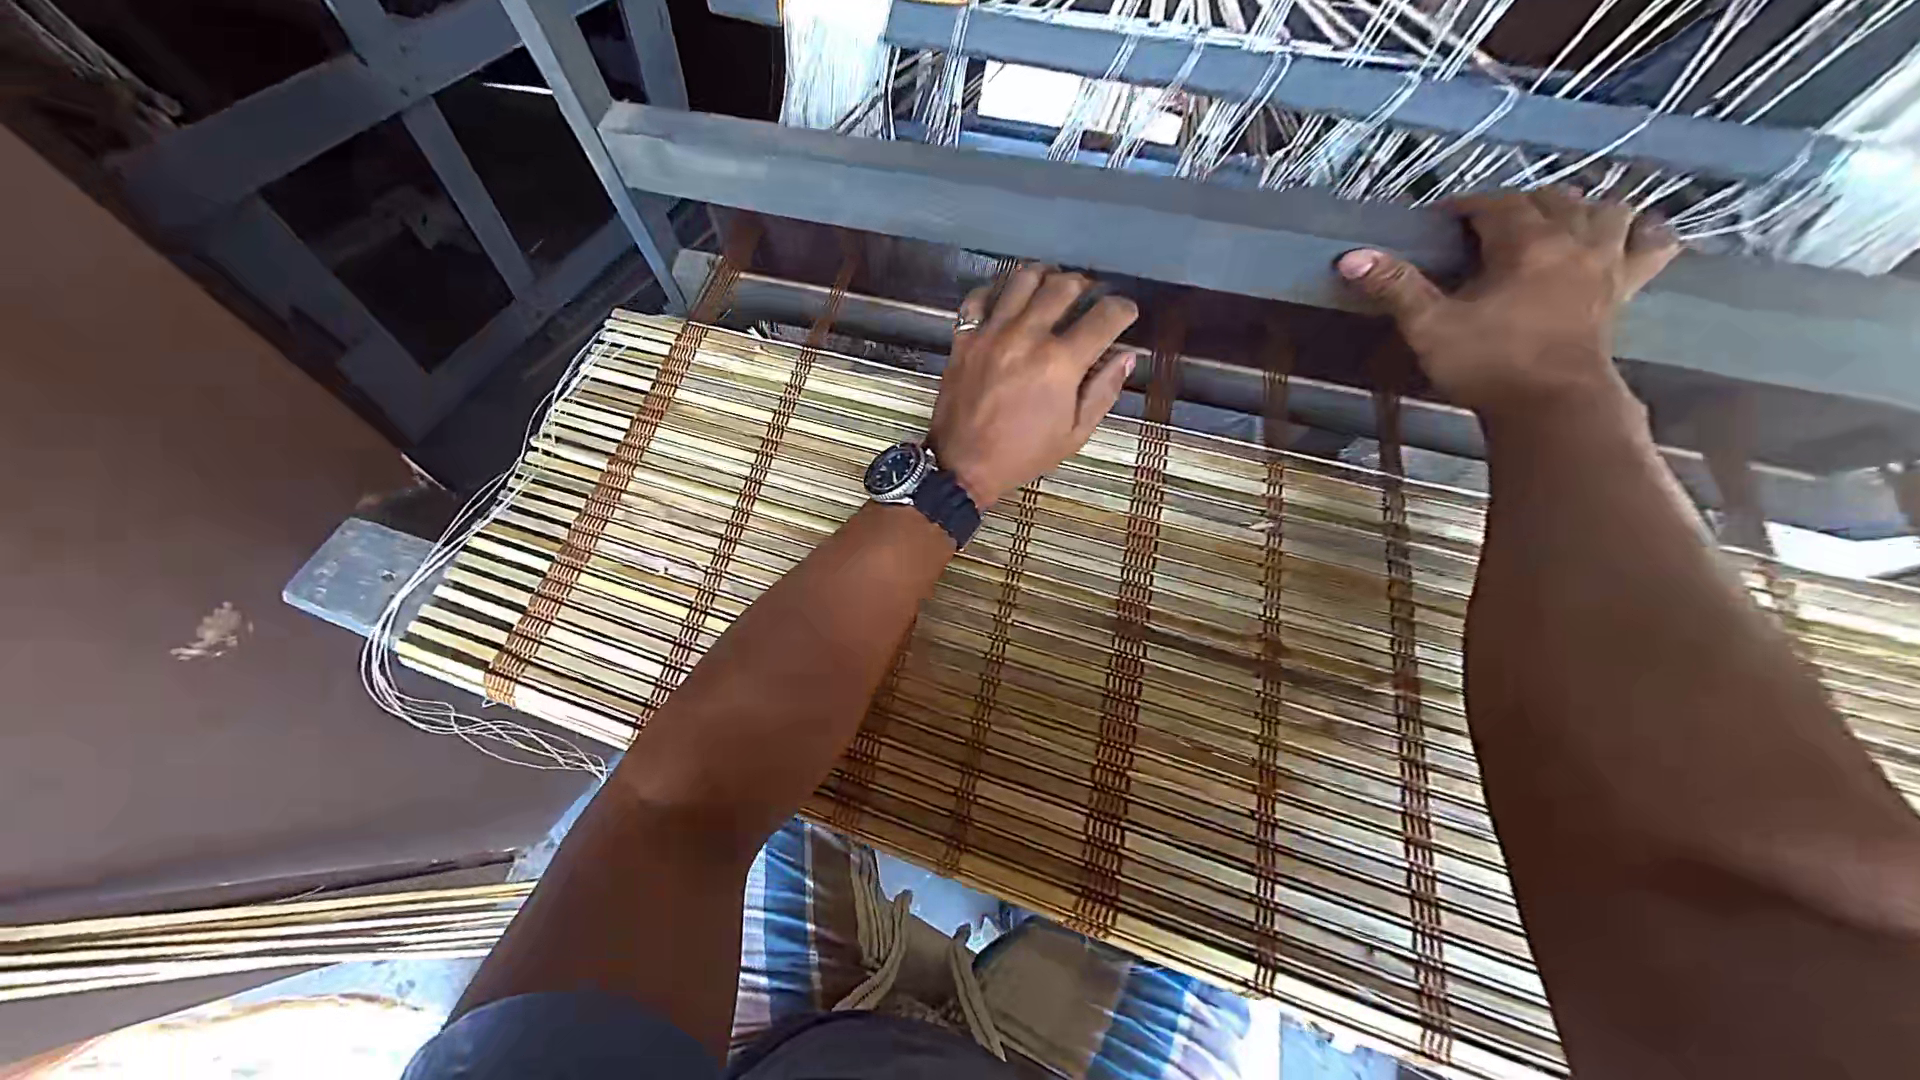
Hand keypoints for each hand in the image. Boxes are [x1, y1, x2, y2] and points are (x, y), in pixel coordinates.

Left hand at [930, 264, 1139, 508]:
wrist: (962, 465)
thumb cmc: (1023, 454)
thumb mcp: (1074, 434)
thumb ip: (1103, 391)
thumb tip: (1126, 356)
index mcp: (1060, 364)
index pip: (1105, 315)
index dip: (1123, 309)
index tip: (1124, 313)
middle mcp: (1026, 337)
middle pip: (1064, 285)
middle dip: (1085, 286)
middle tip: (1088, 298)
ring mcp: (991, 333)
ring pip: (1022, 278)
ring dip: (1044, 277)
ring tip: (1050, 288)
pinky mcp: (964, 338)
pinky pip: (980, 297)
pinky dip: (997, 291)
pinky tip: (1008, 301)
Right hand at [1337, 189, 1679, 418]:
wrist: (1550, 404)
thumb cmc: (1485, 363)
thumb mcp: (1428, 326)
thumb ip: (1395, 287)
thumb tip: (1351, 256)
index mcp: (1527, 244)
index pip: (1496, 205)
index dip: (1466, 206)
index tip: (1439, 219)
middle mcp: (1574, 242)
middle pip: (1551, 200)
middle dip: (1515, 204)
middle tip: (1483, 225)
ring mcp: (1606, 264)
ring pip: (1605, 210)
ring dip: (1577, 207)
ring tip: (1550, 221)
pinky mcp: (1624, 291)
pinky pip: (1650, 245)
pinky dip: (1641, 232)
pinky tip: (1628, 234)